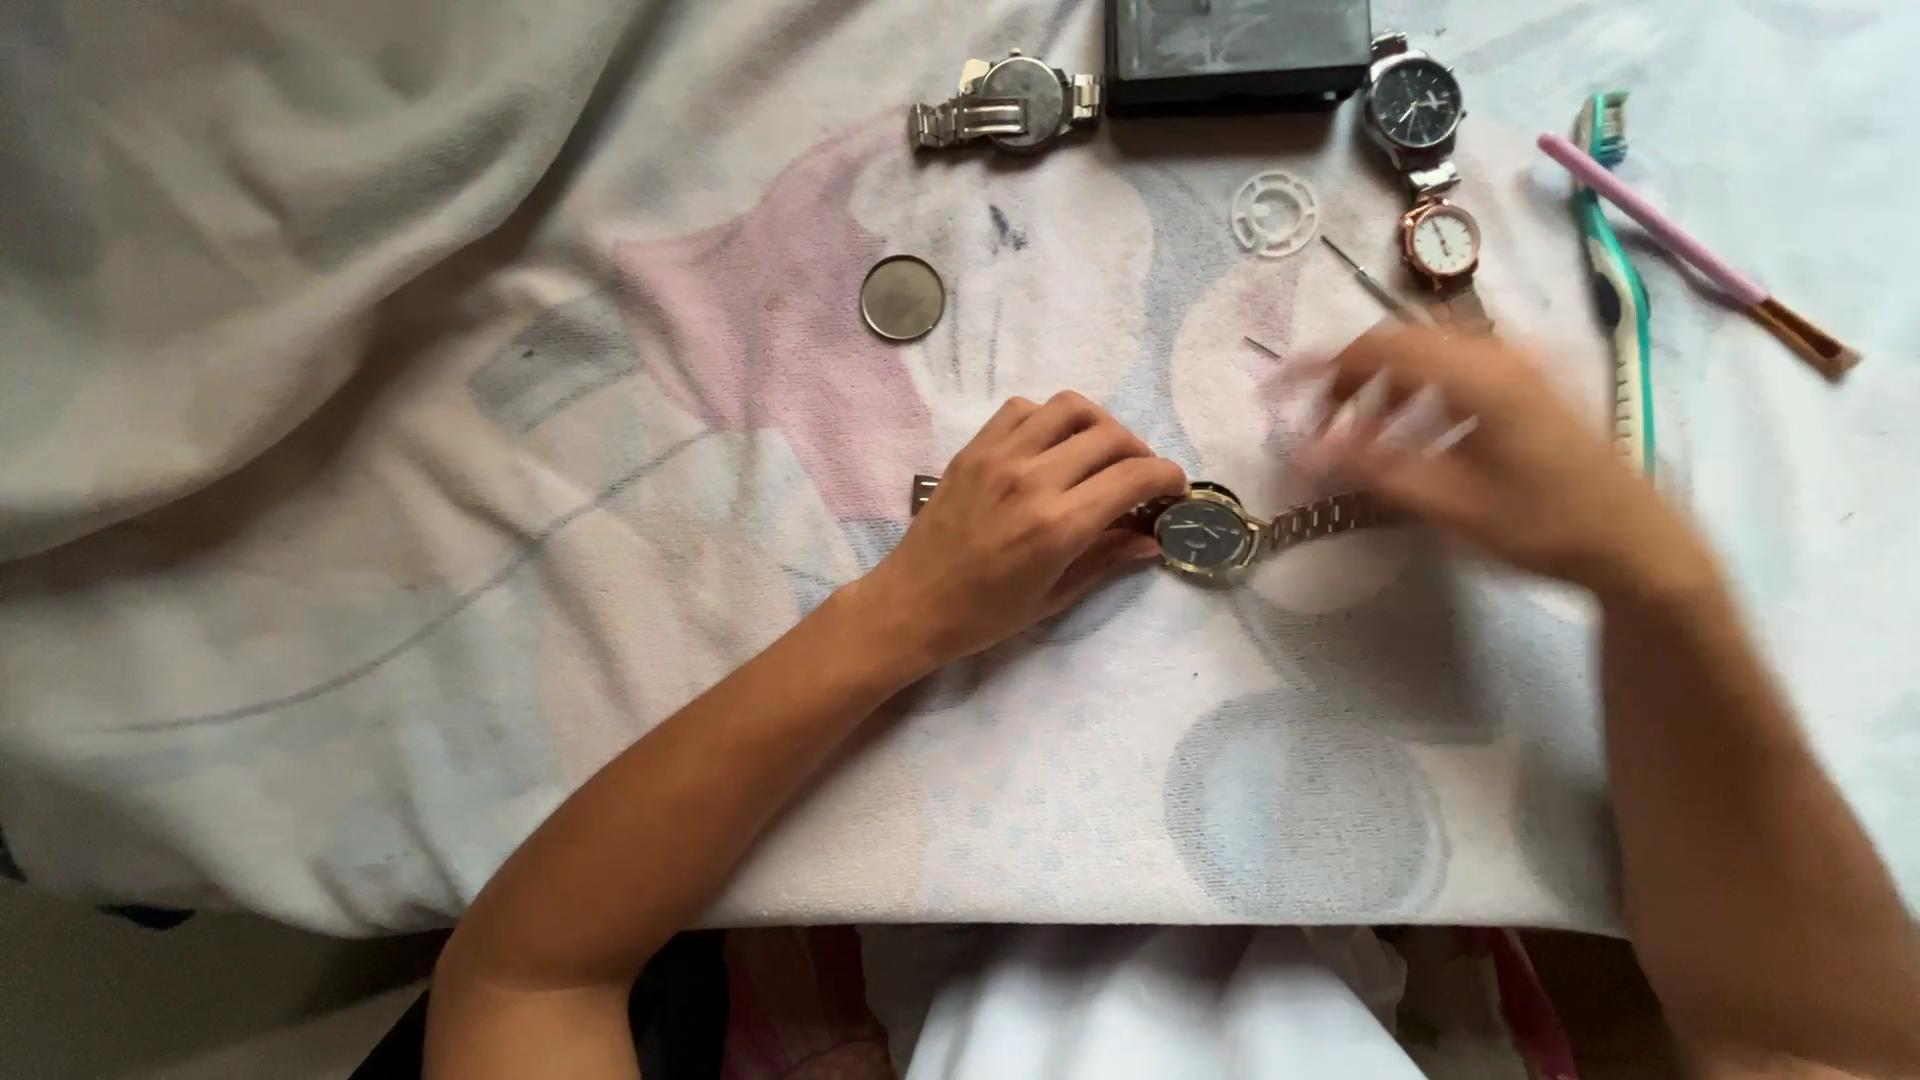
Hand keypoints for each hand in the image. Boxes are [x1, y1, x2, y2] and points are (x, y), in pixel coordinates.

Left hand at [845, 393, 1186, 670]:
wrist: (912, 603)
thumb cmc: (985, 615)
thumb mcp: (1055, 596)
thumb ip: (1107, 558)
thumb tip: (1152, 538)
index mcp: (1058, 524)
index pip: (1133, 476)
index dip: (1167, 476)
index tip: (1174, 488)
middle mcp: (1033, 478)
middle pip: (1110, 435)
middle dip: (1140, 452)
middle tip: (1139, 477)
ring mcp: (999, 456)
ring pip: (1069, 407)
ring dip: (1099, 424)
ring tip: (1100, 452)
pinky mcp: (974, 449)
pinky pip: (1022, 409)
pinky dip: (1049, 418)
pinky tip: (1051, 446)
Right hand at [1303, 327, 1712, 598]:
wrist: (1638, 541)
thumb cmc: (1542, 527)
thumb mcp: (1448, 507)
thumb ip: (1371, 471)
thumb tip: (1301, 451)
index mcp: (1480, 377)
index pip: (1376, 348)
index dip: (1317, 367)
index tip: (1276, 392)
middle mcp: (1500, 353)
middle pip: (1397, 340)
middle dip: (1347, 378)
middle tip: (1323, 425)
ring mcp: (1521, 361)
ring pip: (1424, 349)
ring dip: (1380, 385)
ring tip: (1365, 438)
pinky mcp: (1530, 377)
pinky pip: (1453, 364)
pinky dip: (1414, 389)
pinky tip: (1412, 433)